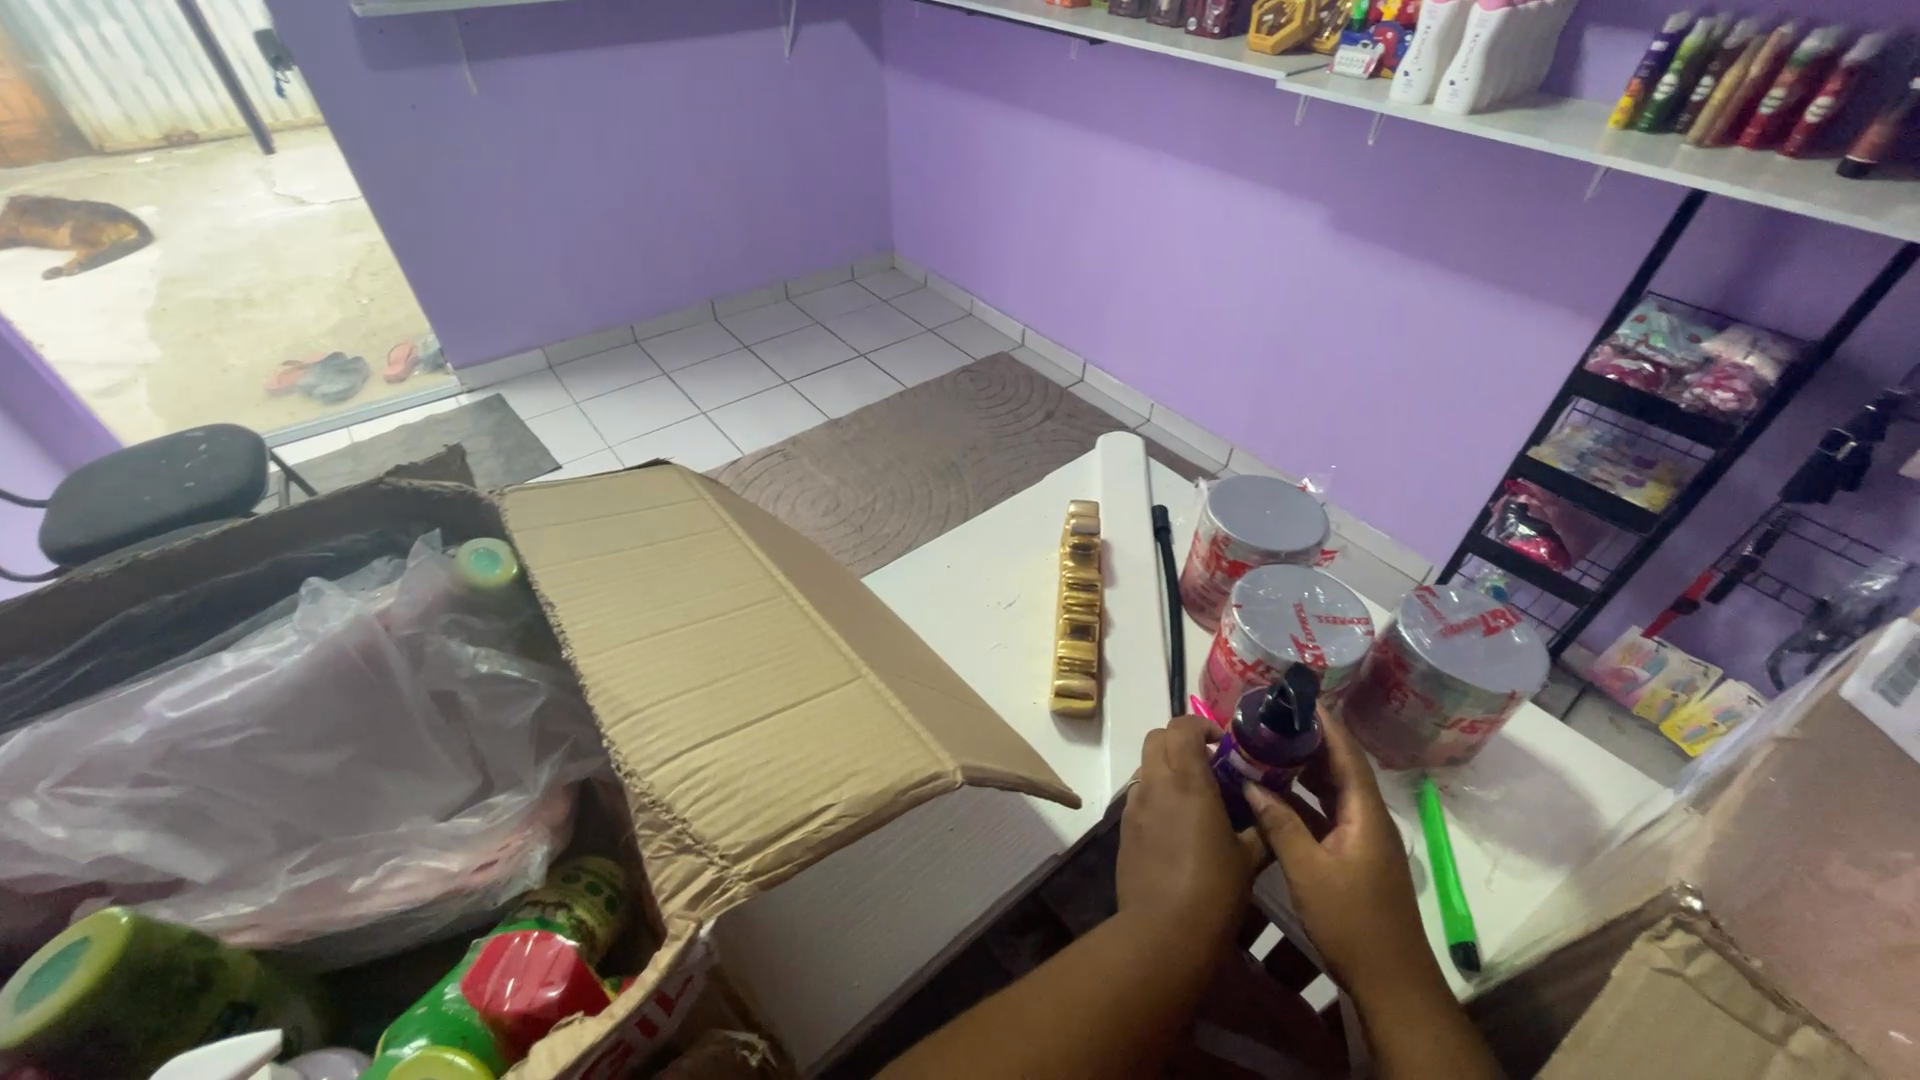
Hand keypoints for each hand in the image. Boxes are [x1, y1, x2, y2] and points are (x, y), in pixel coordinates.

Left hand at [1117, 715, 1262, 944]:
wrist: (1164, 929)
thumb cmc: (1214, 888)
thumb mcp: (1249, 857)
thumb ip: (1260, 826)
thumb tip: (1270, 811)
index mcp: (1187, 780)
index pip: (1181, 726)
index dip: (1202, 725)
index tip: (1223, 744)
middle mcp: (1155, 784)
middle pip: (1157, 738)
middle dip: (1181, 741)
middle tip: (1209, 763)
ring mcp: (1134, 806)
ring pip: (1146, 767)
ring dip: (1168, 768)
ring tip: (1195, 796)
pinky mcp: (1124, 829)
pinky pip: (1139, 797)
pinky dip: (1157, 795)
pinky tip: (1178, 825)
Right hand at [1241, 714, 1434, 996]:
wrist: (1390, 981)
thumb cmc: (1351, 922)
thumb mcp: (1308, 870)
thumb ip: (1279, 822)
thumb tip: (1251, 782)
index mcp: (1366, 814)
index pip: (1347, 755)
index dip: (1324, 724)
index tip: (1295, 699)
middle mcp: (1368, 820)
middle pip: (1339, 769)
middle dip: (1306, 743)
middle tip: (1267, 722)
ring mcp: (1361, 840)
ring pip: (1330, 792)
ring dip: (1301, 771)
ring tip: (1263, 749)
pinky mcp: (1352, 858)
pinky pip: (1325, 815)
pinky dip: (1300, 801)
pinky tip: (1271, 796)